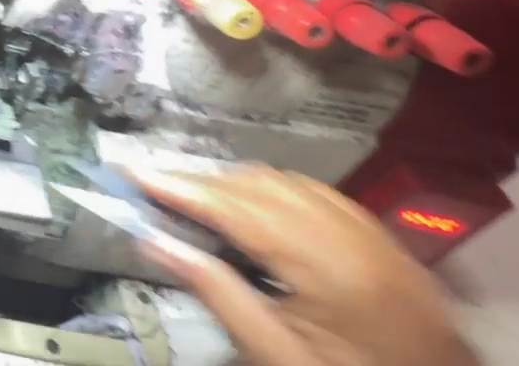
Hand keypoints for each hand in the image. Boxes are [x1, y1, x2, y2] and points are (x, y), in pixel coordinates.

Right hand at [134, 165, 478, 365]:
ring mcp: (376, 238)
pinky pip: (318, 194)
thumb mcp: (273, 353)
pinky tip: (252, 204)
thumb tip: (150, 239)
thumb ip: (215, 292)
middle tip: (154, 184)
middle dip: (203, 181)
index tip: (132, 171)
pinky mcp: (386, 244)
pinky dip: (274, 190)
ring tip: (195, 194)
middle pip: (261, 187)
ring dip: (236, 182)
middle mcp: (355, 238)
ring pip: (288, 182)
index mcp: (329, 269)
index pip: (237, 210)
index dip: (181, 188)